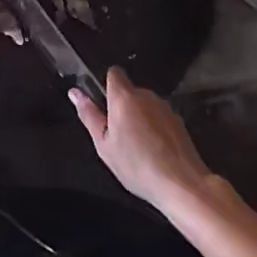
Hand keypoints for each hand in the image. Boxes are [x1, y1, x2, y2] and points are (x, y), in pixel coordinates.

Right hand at [71, 67, 217, 209]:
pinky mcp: (179, 121)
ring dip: (139, 119)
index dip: (106, 85)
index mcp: (124, 96)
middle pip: (129, 92)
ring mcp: (165, 107)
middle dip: (122, 108)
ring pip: (145, 106)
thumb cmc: (136, 165)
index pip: (114, 73)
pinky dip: (154, 129)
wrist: (181, 183)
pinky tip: (154, 152)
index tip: (103, 106)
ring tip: (137, 149)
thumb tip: (75, 92)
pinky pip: (159, 118)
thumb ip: (89, 115)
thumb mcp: (104, 145)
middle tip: (117, 136)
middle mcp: (146, 95)